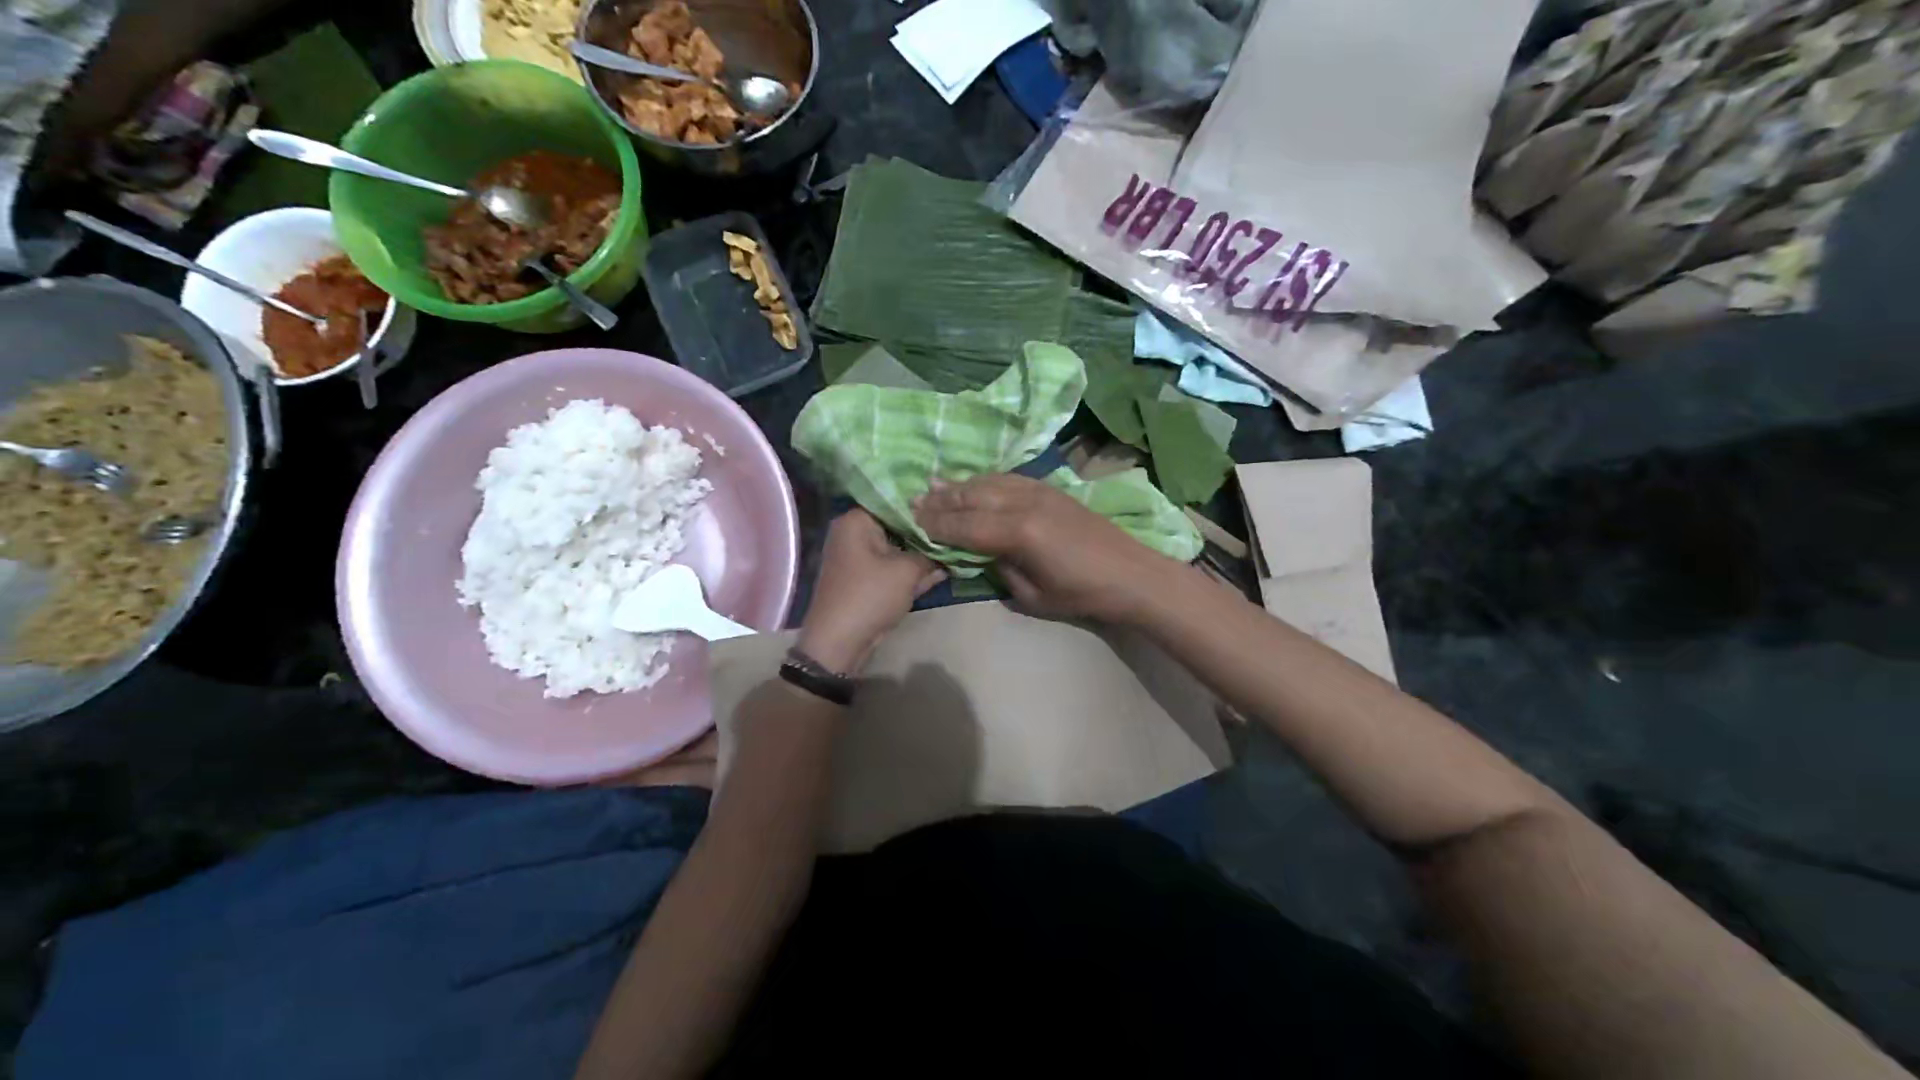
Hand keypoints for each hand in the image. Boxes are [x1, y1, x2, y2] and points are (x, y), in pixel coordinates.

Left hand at [796, 510, 944, 673]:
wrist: (839, 642)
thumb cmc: (870, 596)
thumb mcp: (907, 572)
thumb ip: (931, 554)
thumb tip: (951, 543)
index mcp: (856, 521)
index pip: (895, 501)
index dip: (924, 505)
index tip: (950, 508)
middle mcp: (854, 533)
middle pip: (897, 526)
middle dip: (926, 532)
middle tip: (958, 530)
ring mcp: (858, 558)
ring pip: (897, 549)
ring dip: (922, 554)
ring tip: (957, 549)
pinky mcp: (865, 579)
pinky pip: (892, 567)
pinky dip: (911, 571)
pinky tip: (942, 571)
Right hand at [914, 474, 1174, 623]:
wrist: (1130, 573)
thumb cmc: (1081, 594)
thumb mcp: (1031, 595)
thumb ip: (1000, 569)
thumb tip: (980, 552)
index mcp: (1018, 533)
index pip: (965, 525)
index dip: (936, 524)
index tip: (912, 521)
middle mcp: (1024, 503)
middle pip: (972, 497)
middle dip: (941, 500)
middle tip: (914, 500)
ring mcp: (1039, 491)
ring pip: (988, 482)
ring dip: (959, 486)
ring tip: (935, 487)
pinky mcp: (1050, 488)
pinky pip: (1008, 478)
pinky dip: (984, 480)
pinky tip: (973, 483)